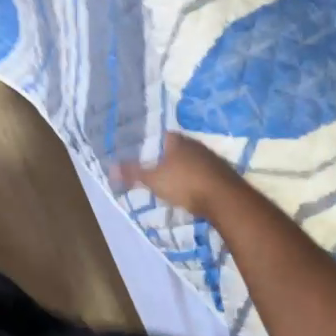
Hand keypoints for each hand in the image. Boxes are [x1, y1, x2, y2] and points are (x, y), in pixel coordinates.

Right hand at [114, 132, 242, 219]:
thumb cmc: (185, 184)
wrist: (225, 200)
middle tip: (155, 169)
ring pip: (192, 160)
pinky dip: (196, 179)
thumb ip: (132, 173)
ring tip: (172, 181)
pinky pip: (204, 172)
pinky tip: (192, 190)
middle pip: (177, 148)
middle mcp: (195, 144)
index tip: (143, 155)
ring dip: (183, 169)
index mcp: (177, 140)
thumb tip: (109, 167)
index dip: (151, 145)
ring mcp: (212, 158)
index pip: (161, 136)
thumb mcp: (153, 180)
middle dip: (167, 157)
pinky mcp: (223, 173)